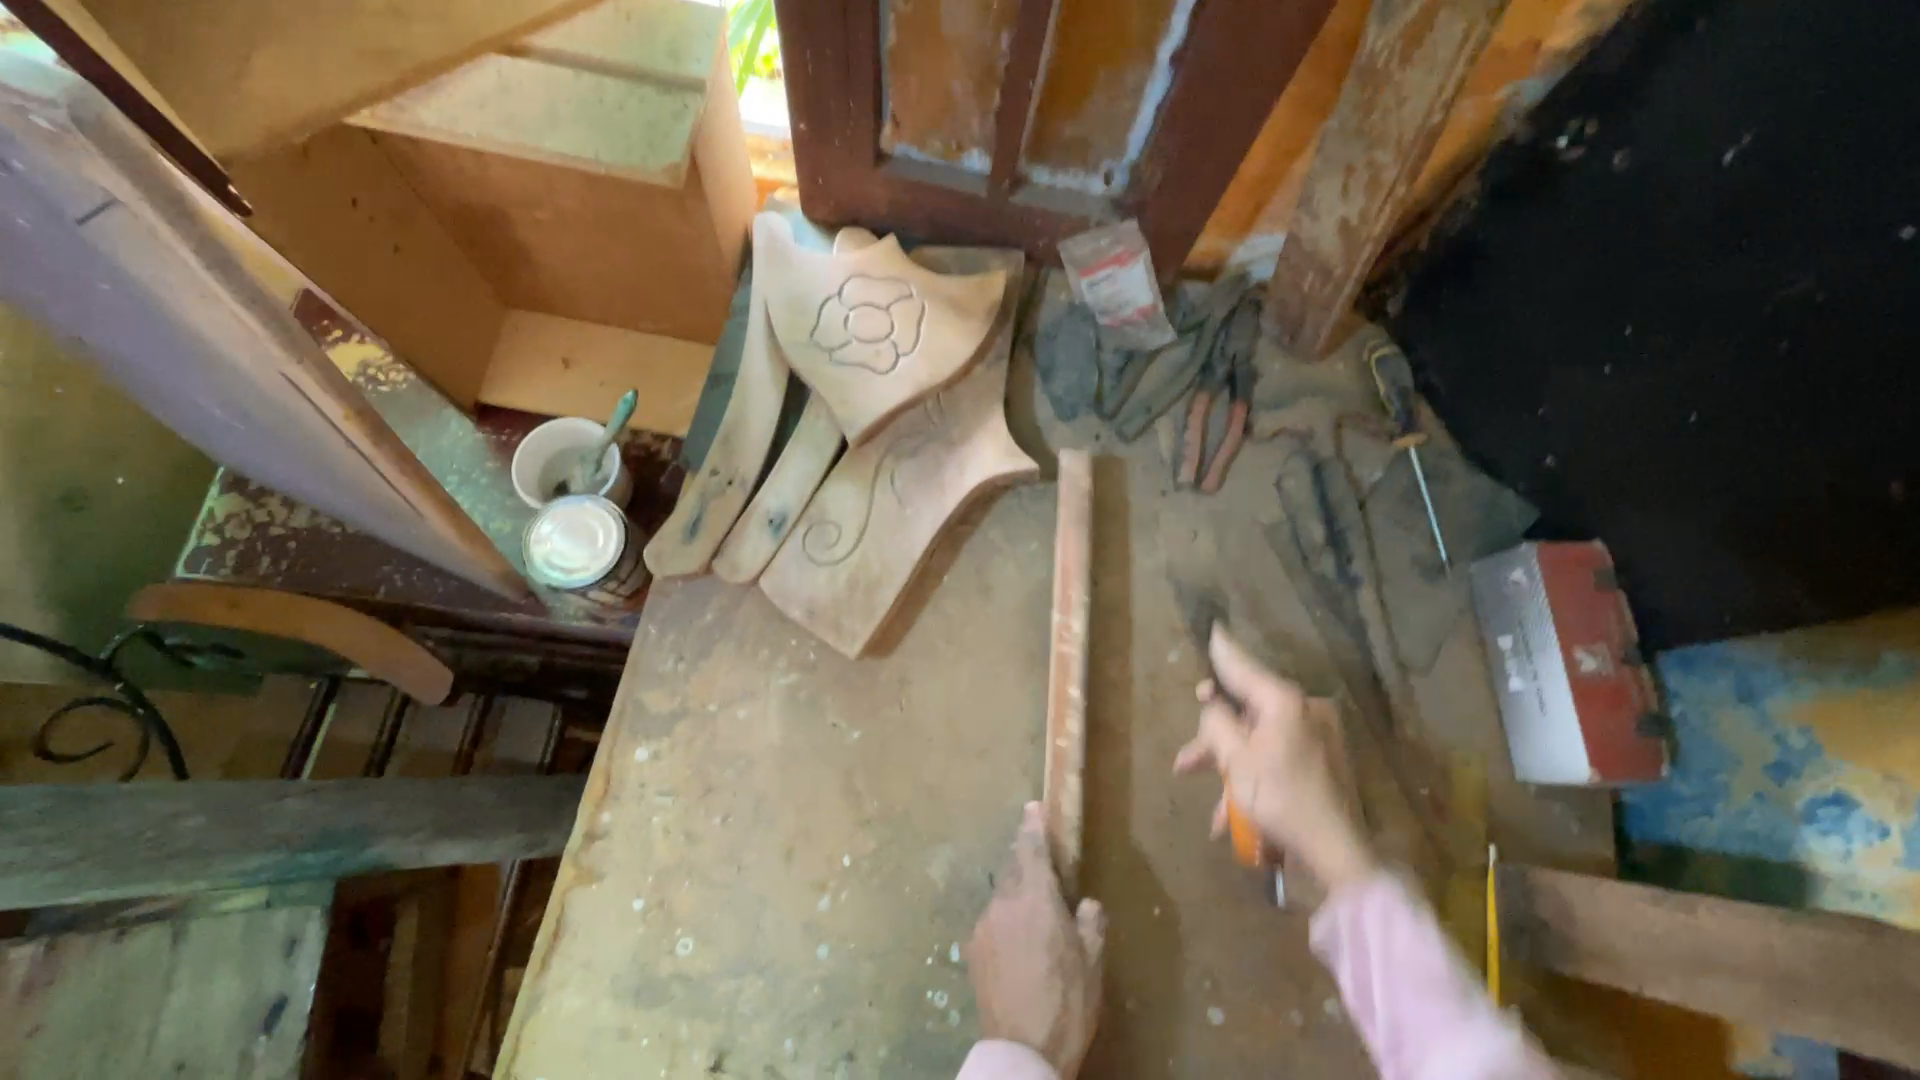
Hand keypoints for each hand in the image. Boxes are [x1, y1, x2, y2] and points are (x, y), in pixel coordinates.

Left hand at [965, 802, 1105, 1077]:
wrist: (1022, 1050)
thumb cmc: (1066, 1002)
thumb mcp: (1093, 961)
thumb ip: (1091, 923)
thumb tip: (1086, 904)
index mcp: (1035, 898)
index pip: (1031, 849)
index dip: (1032, 825)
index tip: (1033, 807)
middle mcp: (1004, 904)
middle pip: (1012, 868)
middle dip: (1024, 857)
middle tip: (1038, 854)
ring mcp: (984, 927)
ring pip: (1001, 896)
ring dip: (1016, 892)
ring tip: (1034, 909)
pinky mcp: (973, 951)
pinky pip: (992, 921)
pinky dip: (1006, 919)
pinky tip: (1019, 941)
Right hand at [1172, 627, 1377, 894]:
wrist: (1337, 852)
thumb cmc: (1281, 798)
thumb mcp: (1236, 760)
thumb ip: (1216, 724)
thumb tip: (1212, 706)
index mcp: (1285, 703)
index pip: (1243, 668)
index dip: (1223, 652)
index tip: (1213, 628)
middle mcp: (1305, 713)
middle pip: (1246, 714)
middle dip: (1214, 743)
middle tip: (1186, 759)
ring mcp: (1317, 740)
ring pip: (1258, 744)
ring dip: (1230, 772)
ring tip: (1211, 811)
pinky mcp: (1322, 765)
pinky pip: (1277, 764)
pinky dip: (1254, 784)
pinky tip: (1233, 822)